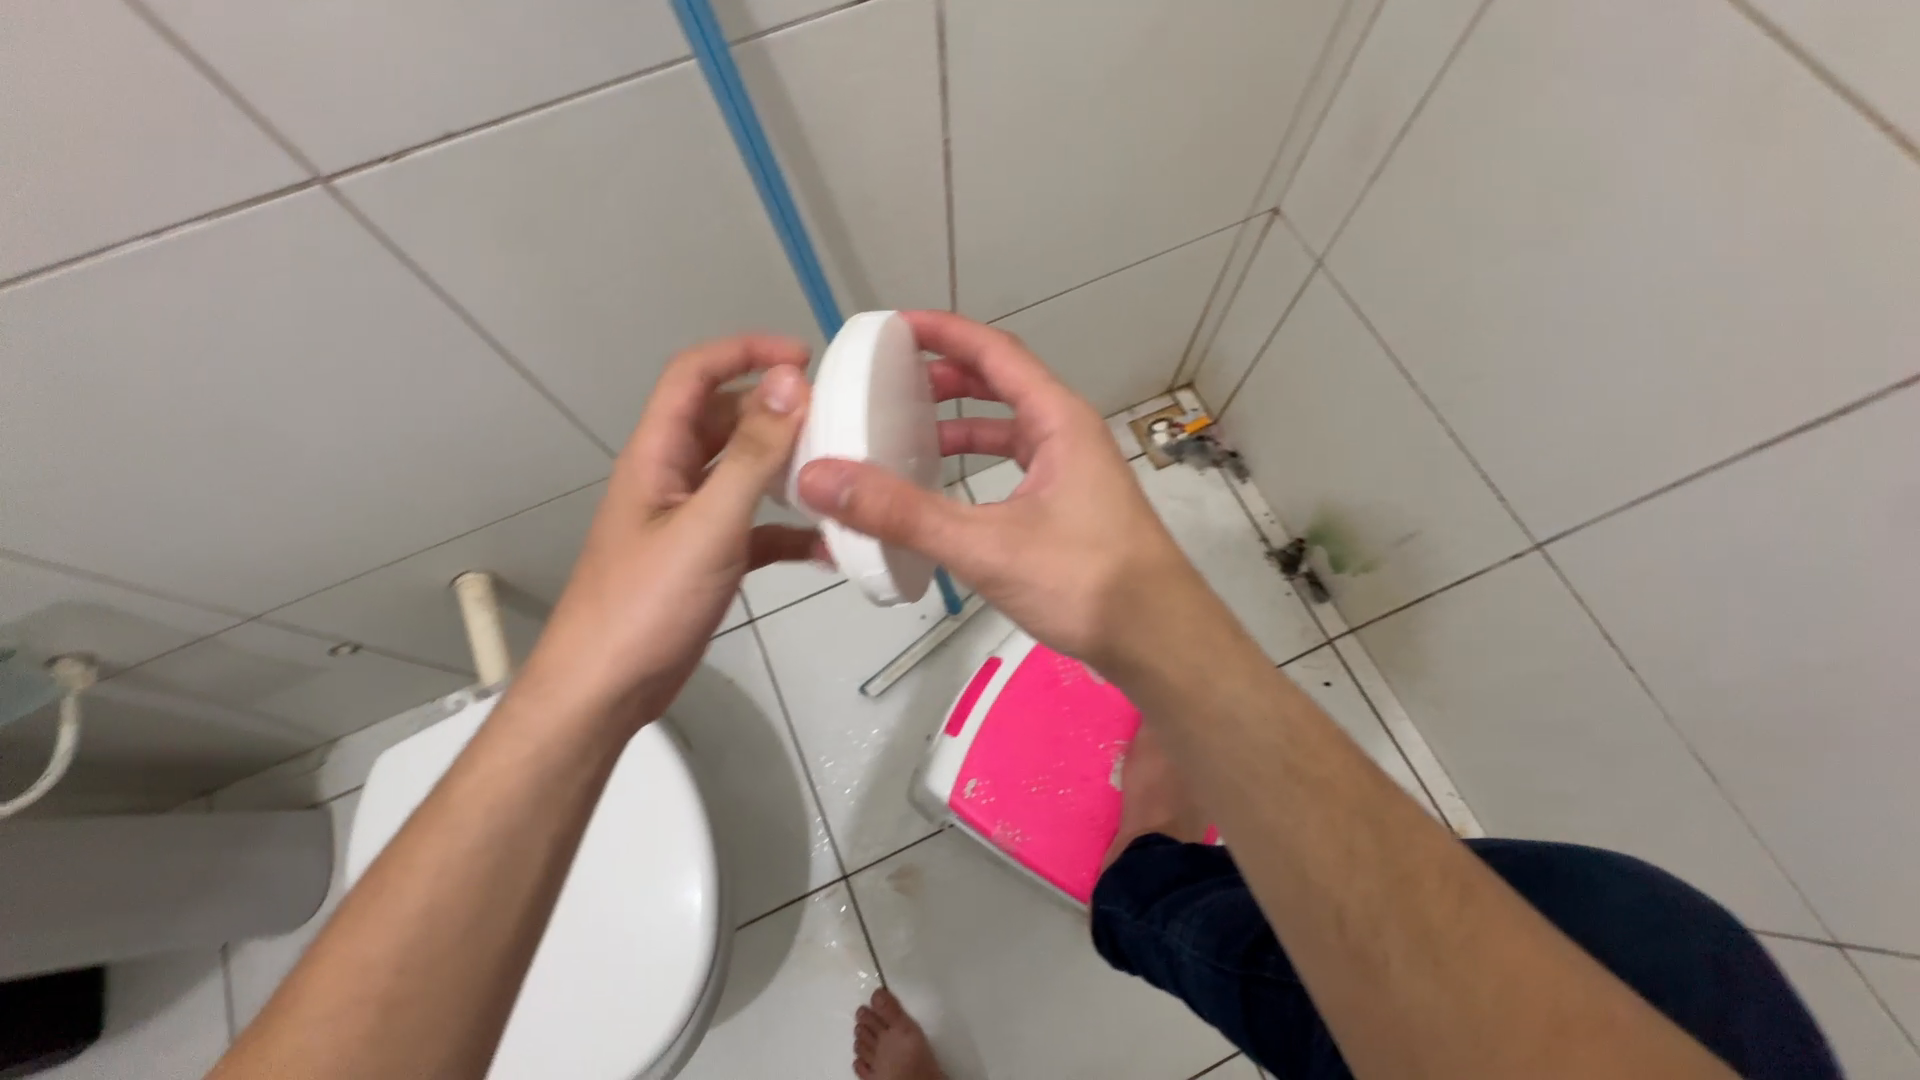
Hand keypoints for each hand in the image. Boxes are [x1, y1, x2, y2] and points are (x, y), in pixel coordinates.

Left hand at [519, 336, 815, 731]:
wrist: (607, 688)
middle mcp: (673, 477)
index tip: (804, 359)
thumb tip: (791, 383)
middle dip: (776, 412)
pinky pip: (755, 529)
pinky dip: (788, 531)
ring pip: (744, 475)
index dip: (744, 352)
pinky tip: (826, 548)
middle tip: (833, 419)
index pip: (694, 375)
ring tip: (838, 474)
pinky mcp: (708, 559)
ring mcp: (690, 520)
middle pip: (726, 420)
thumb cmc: (649, 602)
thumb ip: (753, 455)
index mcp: (658, 454)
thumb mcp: (709, 524)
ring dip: (786, 471)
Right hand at [796, 311, 1206, 670]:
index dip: (943, 332)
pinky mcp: (1071, 510)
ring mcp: (1074, 473)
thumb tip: (819, 477)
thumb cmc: (1084, 582)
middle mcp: (1069, 435)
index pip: (995, 352)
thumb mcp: (986, 546)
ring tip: (906, 433)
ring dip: (961, 425)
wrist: (1159, 640)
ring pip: (1010, 430)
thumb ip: (903, 514)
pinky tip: (948, 492)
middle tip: (889, 382)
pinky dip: (979, 467)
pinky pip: (1016, 468)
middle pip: (1002, 385)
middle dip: (946, 378)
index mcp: (1058, 420)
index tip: (892, 326)